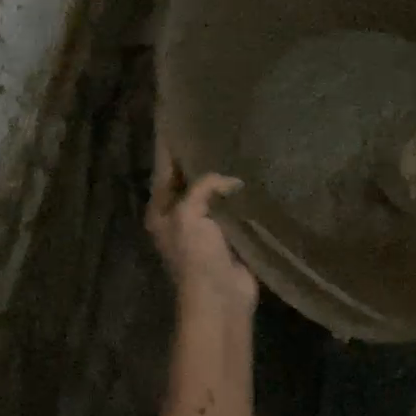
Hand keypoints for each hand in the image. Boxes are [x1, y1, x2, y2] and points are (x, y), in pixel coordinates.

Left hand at [146, 134, 257, 321]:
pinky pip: (234, 208)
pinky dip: (241, 194)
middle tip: (213, 123)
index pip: (164, 168)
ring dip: (223, 175)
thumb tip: (232, 182)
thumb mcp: (189, 215)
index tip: (173, 116)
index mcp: (161, 210)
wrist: (220, 299)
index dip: (169, 144)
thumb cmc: (196, 256)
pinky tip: (253, 175)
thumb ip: (204, 188)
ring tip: (235, 144)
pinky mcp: (230, 236)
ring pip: (213, 192)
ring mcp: (206, 226)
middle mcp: (180, 215)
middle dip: (198, 157)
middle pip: (188, 178)